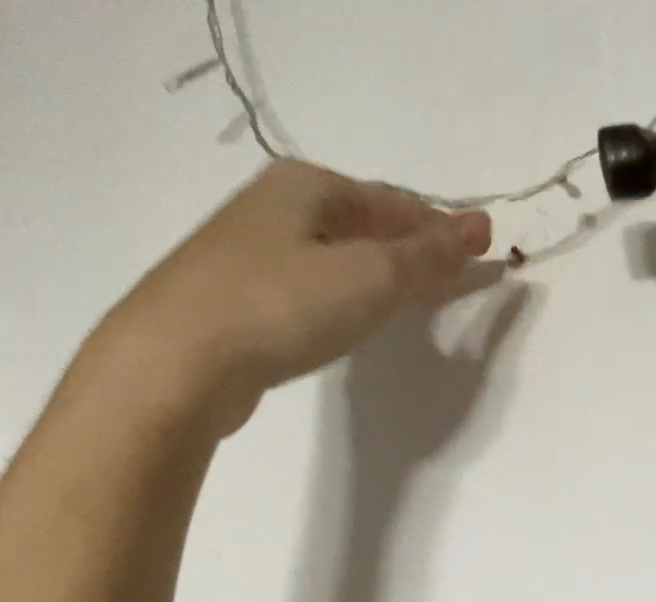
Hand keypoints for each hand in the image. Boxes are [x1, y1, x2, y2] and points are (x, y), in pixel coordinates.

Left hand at [82, 159, 492, 434]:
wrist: (174, 363)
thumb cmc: (281, 305)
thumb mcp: (371, 277)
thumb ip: (428, 255)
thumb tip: (479, 226)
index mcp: (307, 185)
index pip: (396, 201)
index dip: (442, 225)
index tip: (481, 248)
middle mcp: (275, 206)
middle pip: (365, 223)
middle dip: (413, 247)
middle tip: (456, 273)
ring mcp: (250, 252)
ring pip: (337, 255)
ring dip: (382, 272)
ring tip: (418, 296)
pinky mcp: (238, 298)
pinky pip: (313, 285)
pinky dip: (349, 295)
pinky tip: (357, 316)